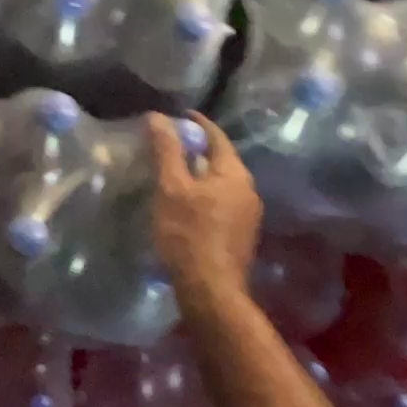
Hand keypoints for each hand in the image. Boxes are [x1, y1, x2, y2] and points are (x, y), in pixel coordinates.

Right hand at [147, 111, 261, 290]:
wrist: (210, 290)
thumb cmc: (188, 233)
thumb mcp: (171, 188)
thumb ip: (166, 151)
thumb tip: (158, 116)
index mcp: (235, 174)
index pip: (216, 137)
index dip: (197, 124)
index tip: (178, 116)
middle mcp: (248, 190)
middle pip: (221, 160)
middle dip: (197, 150)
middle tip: (169, 145)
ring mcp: (248, 216)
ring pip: (220, 184)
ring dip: (199, 176)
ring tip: (172, 174)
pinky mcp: (240, 236)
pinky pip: (221, 204)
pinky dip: (203, 196)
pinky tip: (184, 205)